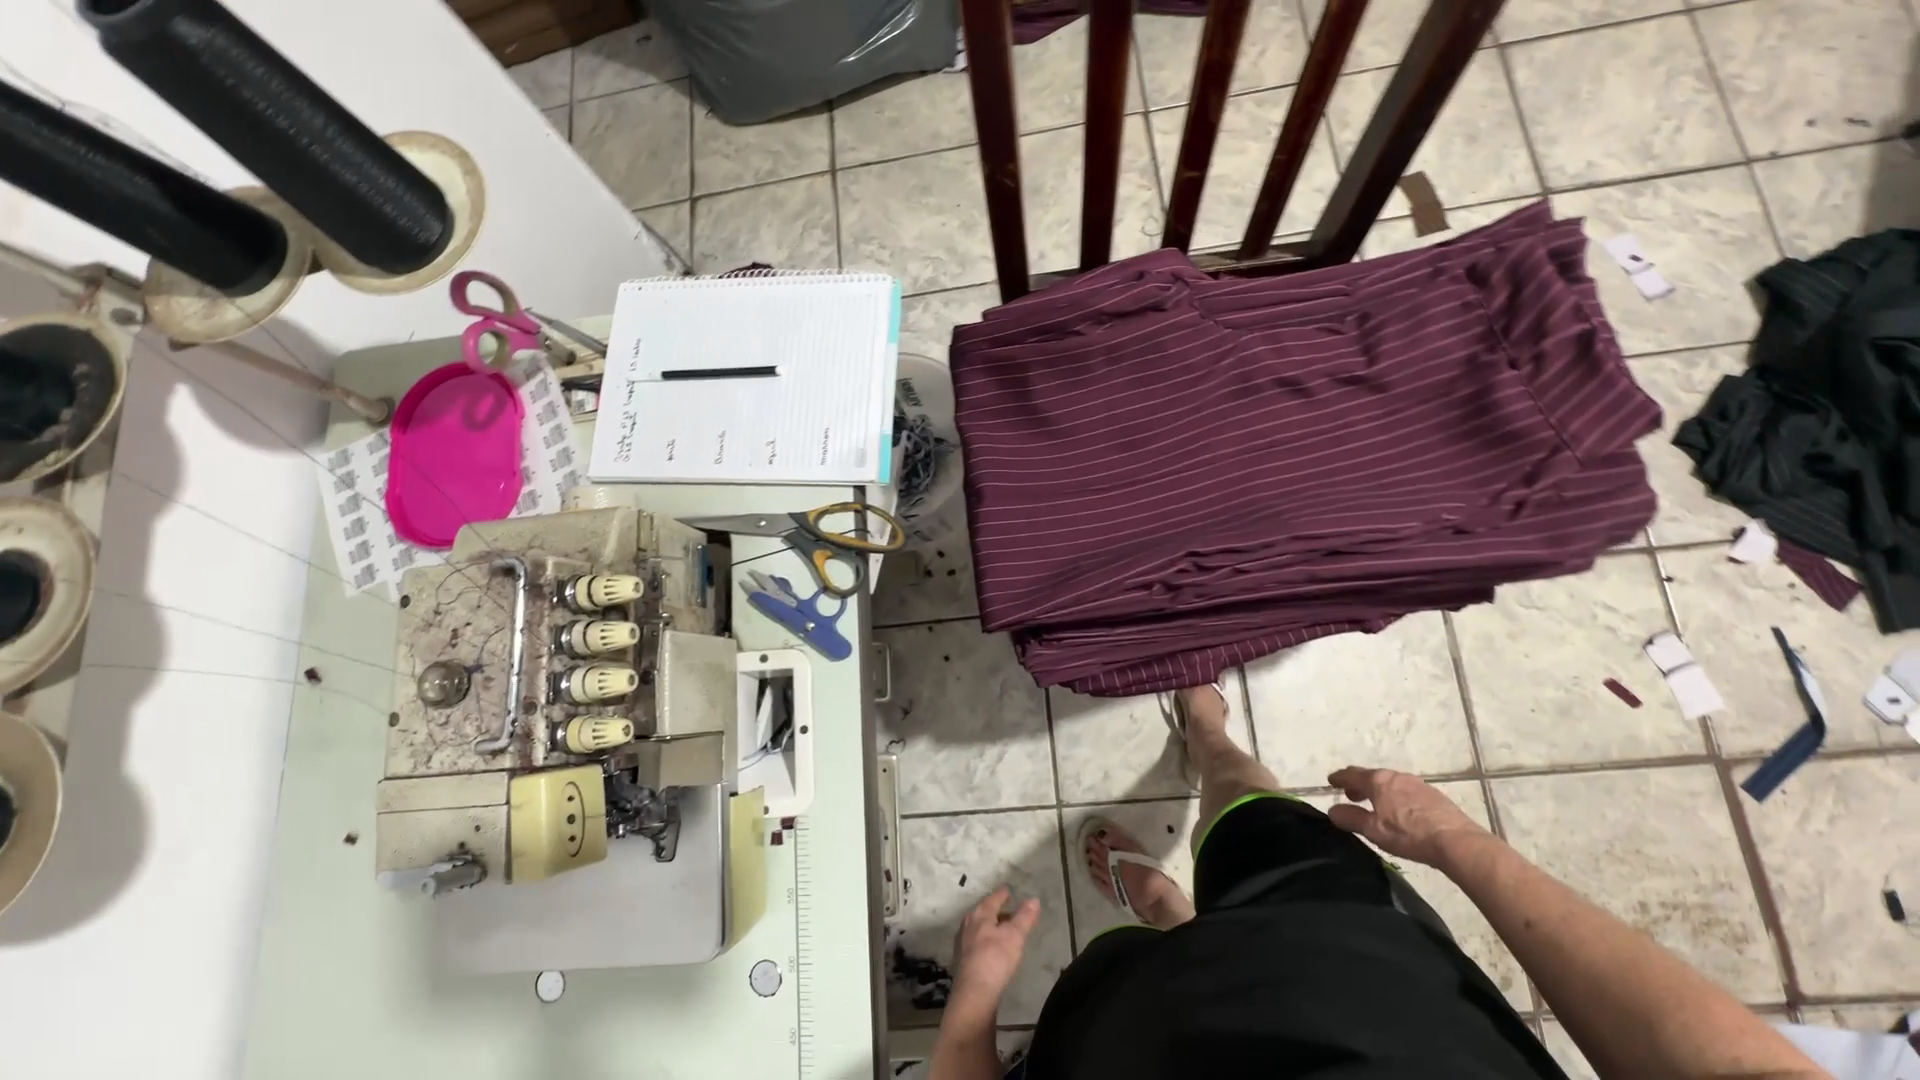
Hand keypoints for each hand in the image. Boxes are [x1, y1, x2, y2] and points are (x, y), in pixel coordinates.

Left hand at [948, 886, 1040, 1018]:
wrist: (974, 993)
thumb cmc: (995, 959)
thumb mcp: (1015, 936)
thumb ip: (1024, 917)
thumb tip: (1034, 899)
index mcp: (979, 915)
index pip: (992, 899)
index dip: (1002, 894)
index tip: (1008, 890)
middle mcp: (967, 925)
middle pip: (983, 913)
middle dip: (996, 911)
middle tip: (1009, 910)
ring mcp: (963, 944)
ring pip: (978, 928)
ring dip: (991, 927)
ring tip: (1004, 930)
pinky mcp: (963, 961)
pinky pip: (976, 943)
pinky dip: (986, 940)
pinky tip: (993, 949)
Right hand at [1326, 766, 1490, 867]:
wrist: (1456, 842)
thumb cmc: (1408, 834)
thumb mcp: (1373, 830)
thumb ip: (1350, 818)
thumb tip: (1333, 810)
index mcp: (1378, 781)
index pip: (1352, 775)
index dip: (1339, 778)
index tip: (1331, 781)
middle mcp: (1396, 776)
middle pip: (1372, 776)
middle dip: (1359, 784)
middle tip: (1351, 795)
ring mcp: (1418, 784)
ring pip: (1391, 783)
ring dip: (1379, 791)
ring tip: (1375, 803)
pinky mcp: (1434, 795)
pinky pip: (1406, 791)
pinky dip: (1396, 796)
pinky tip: (1400, 810)